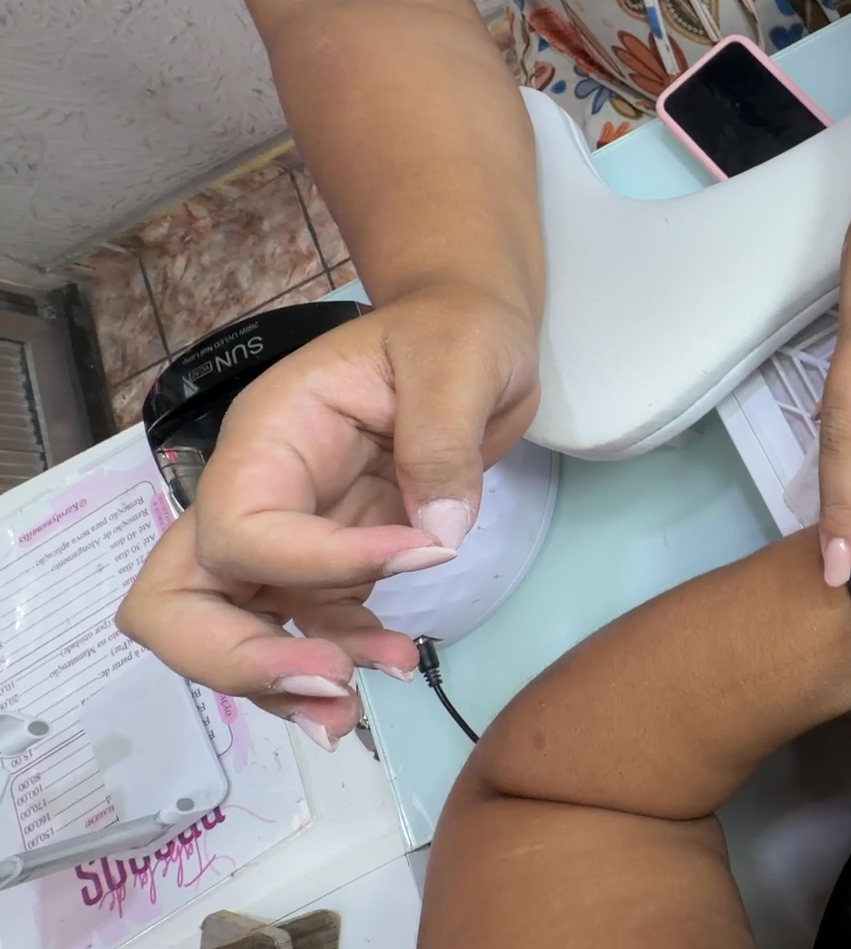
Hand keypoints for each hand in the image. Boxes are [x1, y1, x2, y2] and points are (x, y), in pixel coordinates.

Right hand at [115, 283, 540, 747]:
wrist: (479, 332)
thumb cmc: (460, 331)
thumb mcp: (457, 364)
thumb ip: (442, 445)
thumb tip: (436, 536)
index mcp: (273, 438)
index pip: (244, 530)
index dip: (322, 561)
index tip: (428, 551)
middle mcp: (269, 490)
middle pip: (187, 596)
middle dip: (239, 654)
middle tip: (331, 682)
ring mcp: (307, 526)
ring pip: (247, 622)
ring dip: (290, 675)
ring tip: (363, 702)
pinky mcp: (354, 548)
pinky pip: (321, 616)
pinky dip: (343, 652)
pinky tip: (392, 668)